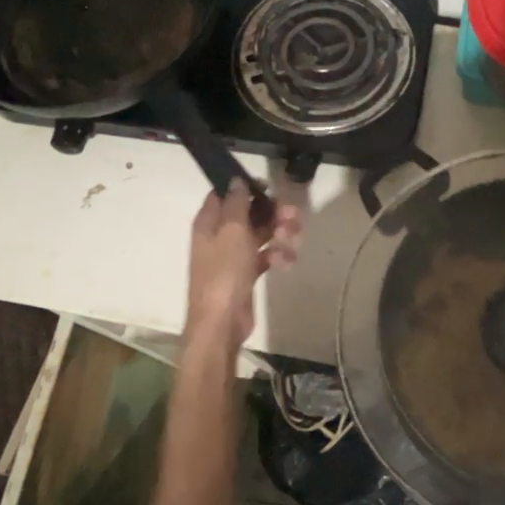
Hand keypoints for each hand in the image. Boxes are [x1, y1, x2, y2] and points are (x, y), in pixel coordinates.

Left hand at [185, 178, 301, 349]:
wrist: (221, 323)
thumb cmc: (224, 273)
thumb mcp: (232, 232)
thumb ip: (236, 203)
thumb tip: (236, 180)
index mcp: (209, 223)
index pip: (225, 194)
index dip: (246, 188)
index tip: (269, 187)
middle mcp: (219, 236)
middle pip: (249, 213)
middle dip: (273, 213)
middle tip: (293, 216)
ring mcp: (232, 256)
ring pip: (261, 234)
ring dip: (280, 234)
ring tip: (294, 240)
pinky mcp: (245, 273)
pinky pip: (265, 256)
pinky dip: (277, 256)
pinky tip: (287, 263)